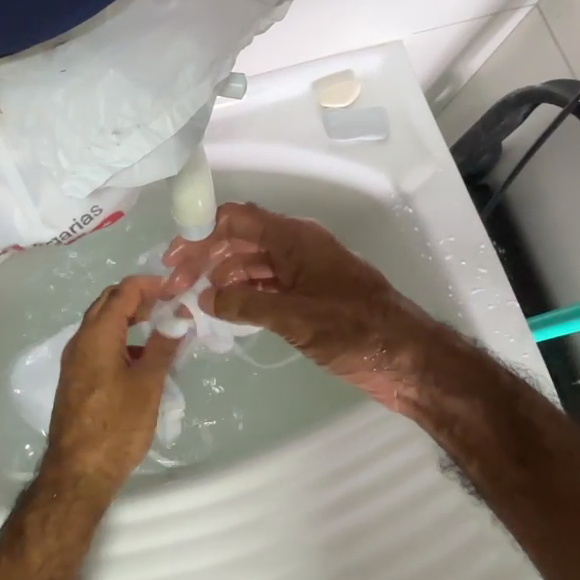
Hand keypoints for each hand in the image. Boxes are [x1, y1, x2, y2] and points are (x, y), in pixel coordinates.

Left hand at [43, 275, 180, 495]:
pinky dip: (121, 340)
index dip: (151, 284)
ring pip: (102, 325)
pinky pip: (99, 346)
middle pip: (108, 303)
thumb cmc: (117, 426)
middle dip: (139, 298)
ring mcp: (75, 361)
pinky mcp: (76, 379)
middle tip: (170, 305)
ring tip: (162, 330)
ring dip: (130, 319)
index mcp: (97, 335)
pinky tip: (143, 359)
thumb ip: (163, 345)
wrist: (78, 472)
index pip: (123, 292)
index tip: (177, 288)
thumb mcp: (148, 384)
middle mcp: (80, 341)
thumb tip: (179, 316)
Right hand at [162, 203, 450, 415]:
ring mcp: (303, 275)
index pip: (238, 219)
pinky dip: (242, 296)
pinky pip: (265, 288)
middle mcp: (296, 249)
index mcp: (295, 239)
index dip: (202, 232)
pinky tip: (223, 312)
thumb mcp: (295, 316)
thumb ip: (246, 304)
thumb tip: (205, 297)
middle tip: (175, 285)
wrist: (407, 360)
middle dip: (205, 258)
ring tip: (193, 301)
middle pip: (240, 241)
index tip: (173, 257)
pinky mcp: (307, 300)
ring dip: (221, 278)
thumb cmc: (354, 330)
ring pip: (251, 266)